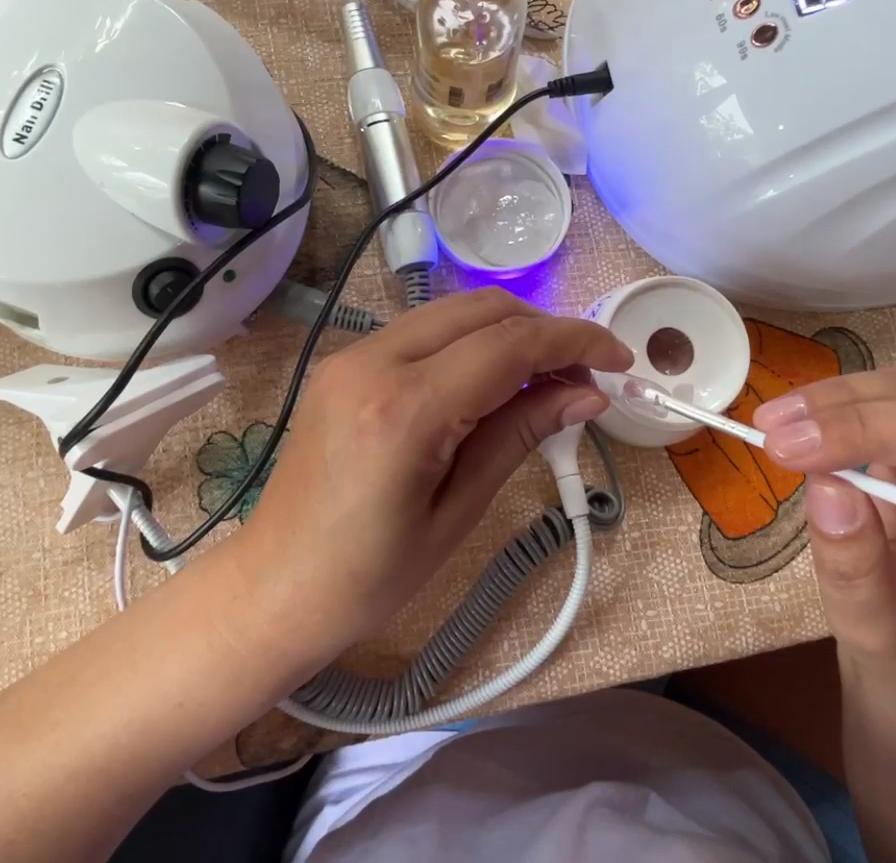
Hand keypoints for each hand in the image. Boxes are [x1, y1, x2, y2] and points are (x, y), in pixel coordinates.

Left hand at [226, 288, 631, 669]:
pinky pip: (420, 332)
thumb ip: (520, 436)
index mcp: (404, 411)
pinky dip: (468, 342)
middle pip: (482, 310)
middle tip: (585, 375)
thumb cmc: (370, 577)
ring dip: (508, 331)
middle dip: (544, 329)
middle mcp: (372, 362)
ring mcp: (349, 357)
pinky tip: (491, 381)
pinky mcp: (341, 364)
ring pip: (451, 312)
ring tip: (546, 379)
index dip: (575, 341)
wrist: (275, 586)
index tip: (620, 359)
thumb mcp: (459, 511)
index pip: (508, 345)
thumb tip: (587, 393)